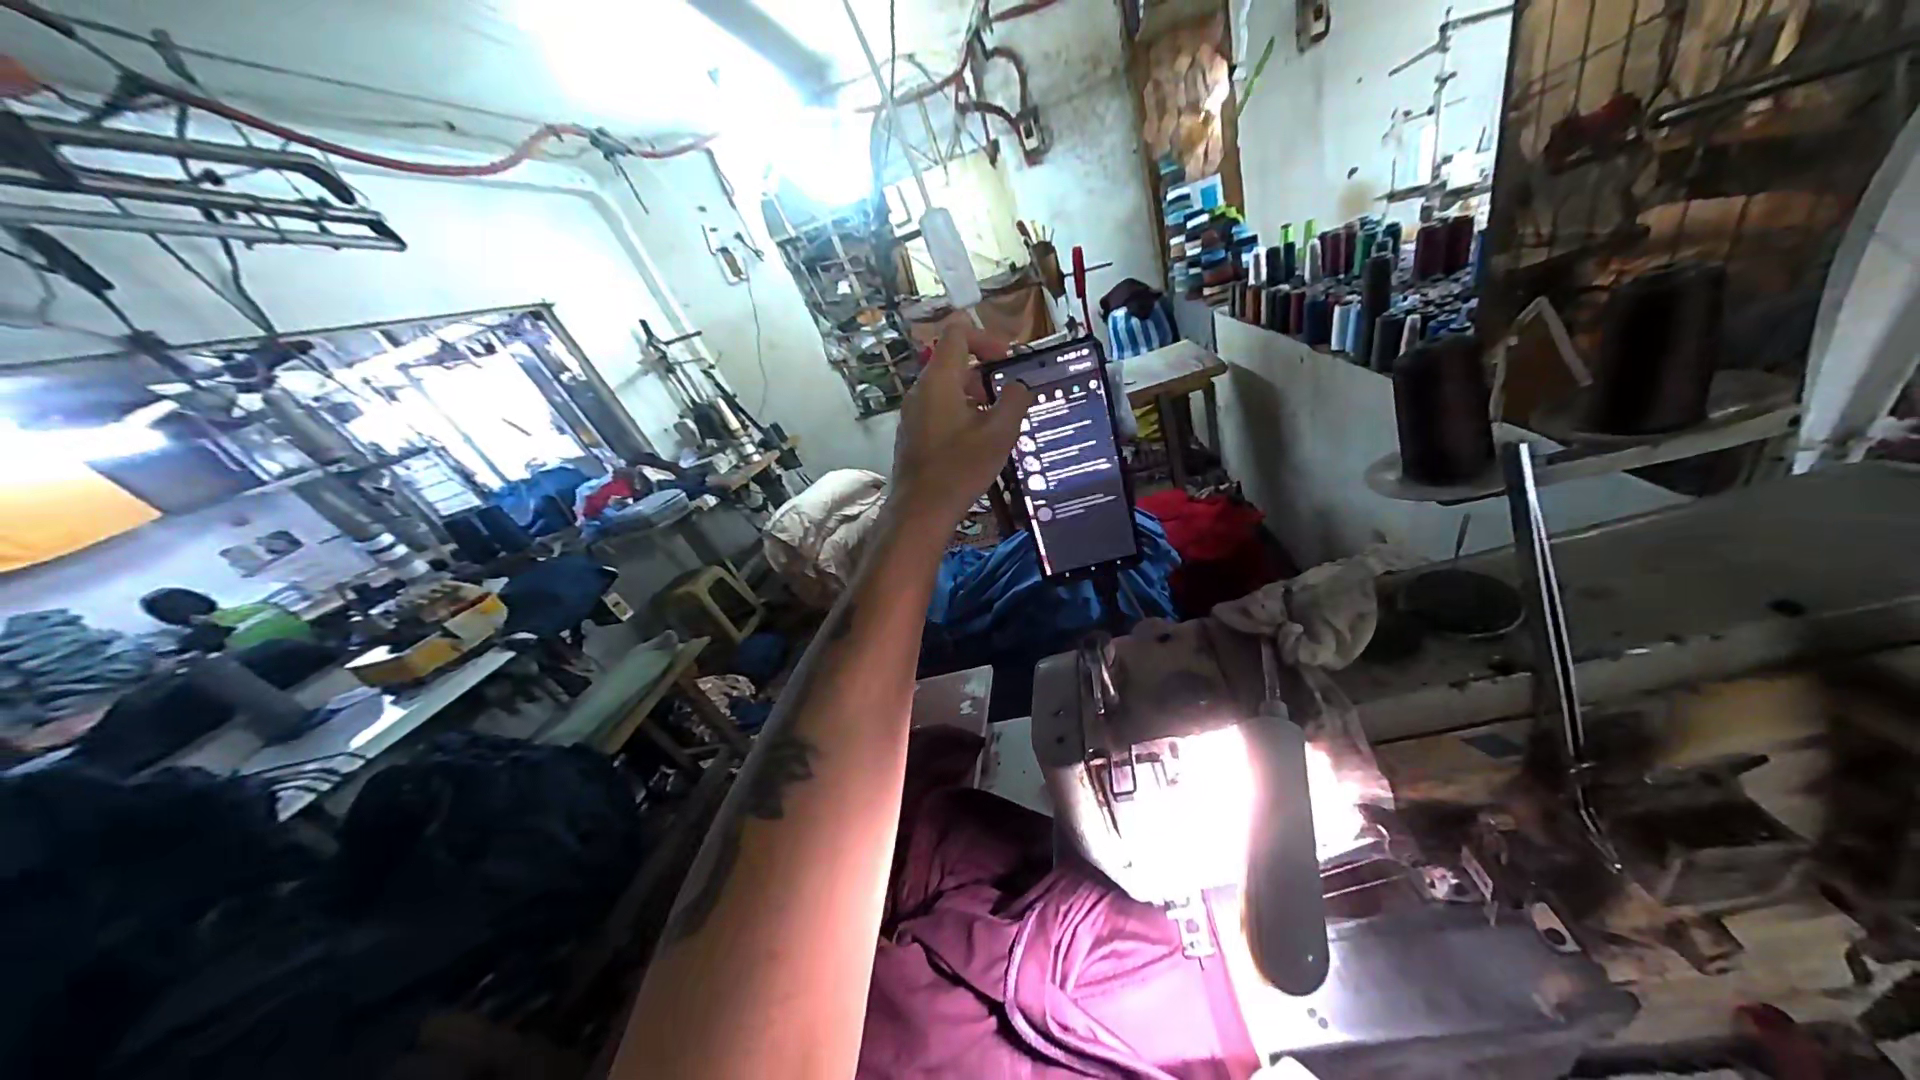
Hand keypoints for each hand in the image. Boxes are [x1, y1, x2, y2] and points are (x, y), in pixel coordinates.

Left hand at [890, 326, 1034, 527]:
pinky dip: (961, 412)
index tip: (1008, 361)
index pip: (957, 333)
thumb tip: (1019, 386)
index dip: (986, 338)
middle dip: (986, 372)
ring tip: (999, 421)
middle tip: (1010, 395)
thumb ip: (1014, 401)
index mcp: (939, 380)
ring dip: (975, 395)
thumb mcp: (999, 433)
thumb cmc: (961, 468)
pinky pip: (938, 408)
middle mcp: (921, 389)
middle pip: (953, 361)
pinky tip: (978, 440)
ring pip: (947, 387)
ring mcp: (913, 412)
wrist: (921, 509)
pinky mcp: (912, 432)